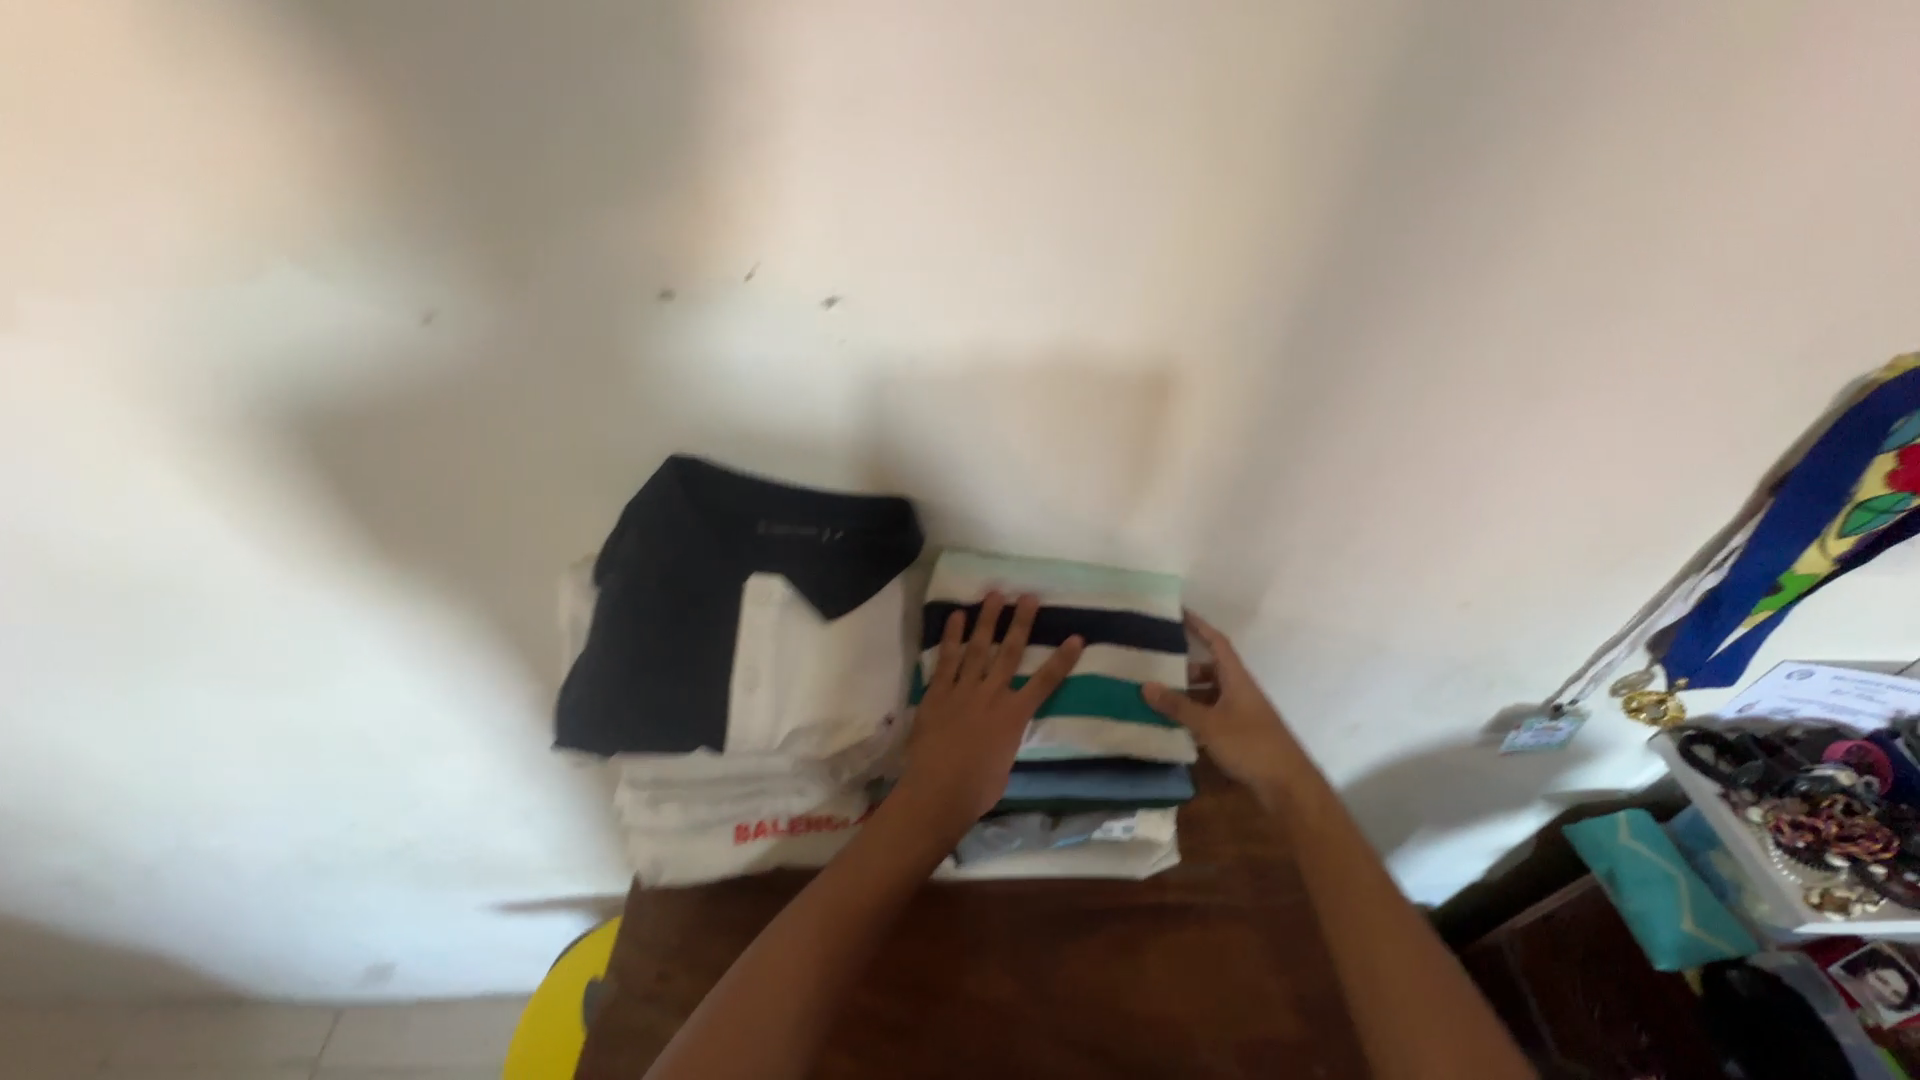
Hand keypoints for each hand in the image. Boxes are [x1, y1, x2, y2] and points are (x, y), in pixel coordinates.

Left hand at [893, 592, 1083, 841]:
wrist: (938, 791)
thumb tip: (999, 738)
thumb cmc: (977, 789)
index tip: (1076, 637)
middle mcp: (992, 695)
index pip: (1045, 683)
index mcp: (1014, 717)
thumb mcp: (1004, 766)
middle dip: (1021, 623)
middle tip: (1028, 596)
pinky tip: (957, 616)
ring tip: (995, 595)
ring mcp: (963, 691)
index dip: (1062, 660)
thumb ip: (1004, 742)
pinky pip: (946, 660)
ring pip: (979, 648)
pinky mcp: (937, 693)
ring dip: (987, 620)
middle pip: (1010, 652)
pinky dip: (952, 637)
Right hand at [1141, 611, 1295, 791]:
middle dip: (1184, 669)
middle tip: (1154, 668)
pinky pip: (1212, 716)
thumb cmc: (1250, 745)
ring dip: (1187, 696)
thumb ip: (1177, 705)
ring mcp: (1241, 714)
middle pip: (1210, 670)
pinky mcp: (1240, 735)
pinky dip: (1194, 717)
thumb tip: (1145, 684)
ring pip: (1209, 696)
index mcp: (1237, 679)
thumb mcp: (1209, 724)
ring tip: (1157, 700)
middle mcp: (1240, 691)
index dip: (1199, 626)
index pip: (1217, 643)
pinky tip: (1174, 727)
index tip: (1178, 613)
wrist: (1287, 785)